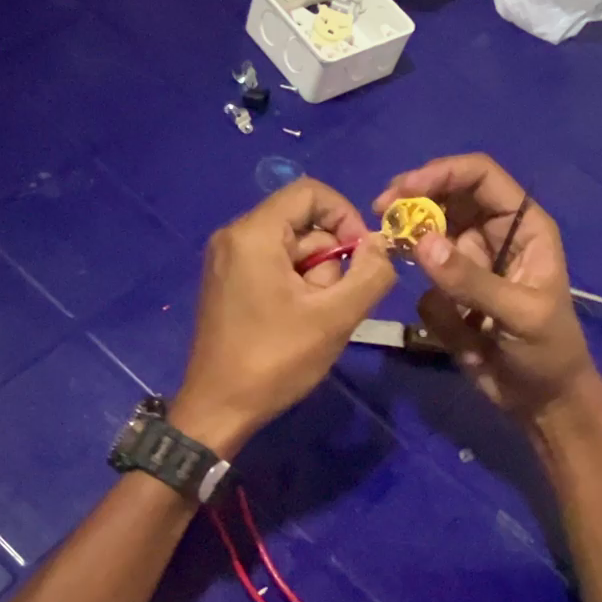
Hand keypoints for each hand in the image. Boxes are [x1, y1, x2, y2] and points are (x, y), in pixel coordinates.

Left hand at [171, 178, 395, 456]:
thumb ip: (370, 273)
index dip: (346, 216)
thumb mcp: (335, 318)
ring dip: (313, 280)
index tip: (362, 255)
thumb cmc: (275, 361)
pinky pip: (270, 268)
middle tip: (330, 305)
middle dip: (328, 260)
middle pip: (301, 224)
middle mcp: (233, 237)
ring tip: (310, 322)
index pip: (310, 192)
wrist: (218, 408)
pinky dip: (293, 288)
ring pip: (289, 250)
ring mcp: (225, 262)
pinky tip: (294, 325)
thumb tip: (382, 244)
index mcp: (253, 233)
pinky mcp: (225, 285)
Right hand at [374, 154, 597, 419]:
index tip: (402, 189)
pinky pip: (425, 287)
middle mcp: (492, 237)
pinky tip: (459, 334)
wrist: (541, 400)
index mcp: (522, 227)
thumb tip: (422, 243)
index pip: (480, 178)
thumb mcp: (518, 314)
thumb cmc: (547, 351)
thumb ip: (470, 280)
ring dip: (414, 254)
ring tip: (413, 280)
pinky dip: (431, 305)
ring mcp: (468, 267)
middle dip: (413, 206)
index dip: (441, 174)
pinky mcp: (450, 297)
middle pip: (445, 200)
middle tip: (378, 217)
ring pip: (428, 242)